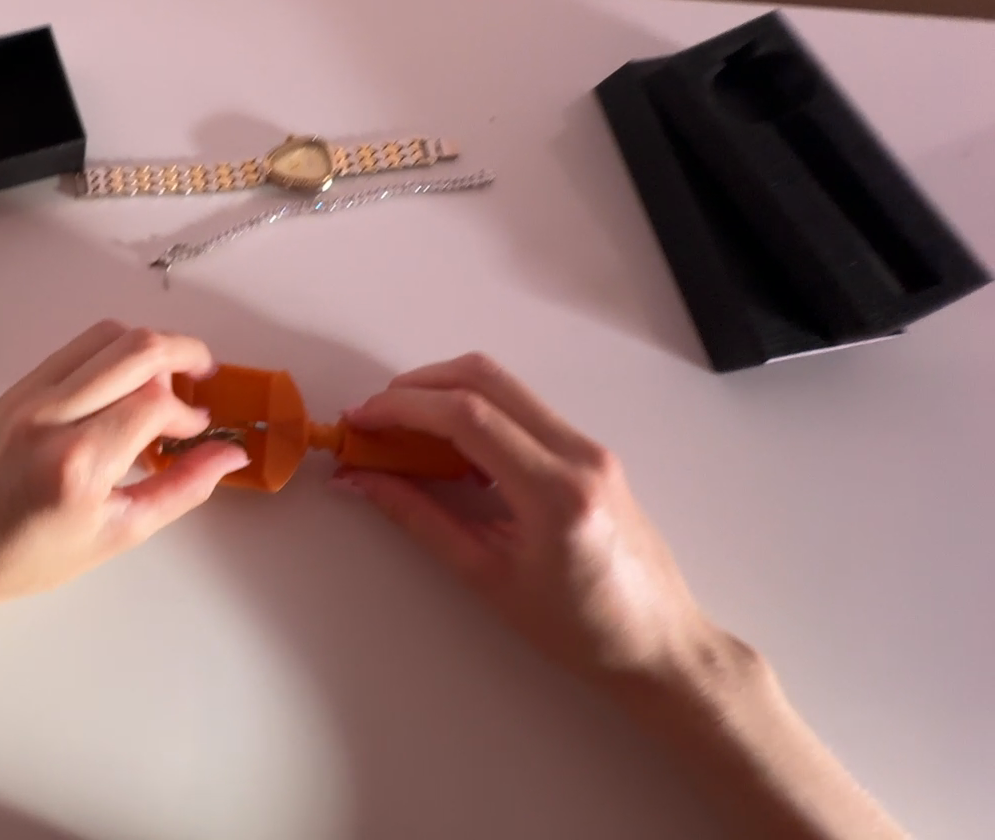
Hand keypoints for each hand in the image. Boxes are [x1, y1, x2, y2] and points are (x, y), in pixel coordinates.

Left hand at [0, 321, 247, 627]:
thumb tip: (231, 453)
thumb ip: (180, 490)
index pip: (154, 402)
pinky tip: (122, 385)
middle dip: (184, 351)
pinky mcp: (16, 386)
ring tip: (164, 382)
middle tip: (206, 373)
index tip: (197, 431)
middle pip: (134, 348)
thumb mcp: (115, 536)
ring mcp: (28, 393)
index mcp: (77, 464)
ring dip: (147, 347)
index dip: (189, 411)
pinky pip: (75, 348)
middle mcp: (50, 415)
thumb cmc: (29, 557)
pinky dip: (112, 354)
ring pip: (105, 336)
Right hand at [336, 353, 729, 687]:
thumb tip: (357, 480)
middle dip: (415, 386)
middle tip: (375, 416)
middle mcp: (578, 453)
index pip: (467, 415)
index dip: (401, 408)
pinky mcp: (588, 449)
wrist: (665, 646)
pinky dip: (468, 406)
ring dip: (440, 390)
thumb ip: (415, 517)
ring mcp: (589, 445)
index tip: (359, 420)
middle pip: (483, 377)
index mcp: (554, 491)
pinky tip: (446, 444)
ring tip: (402, 427)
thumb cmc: (575, 626)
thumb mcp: (483, 576)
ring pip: (500, 382)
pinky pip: (517, 405)